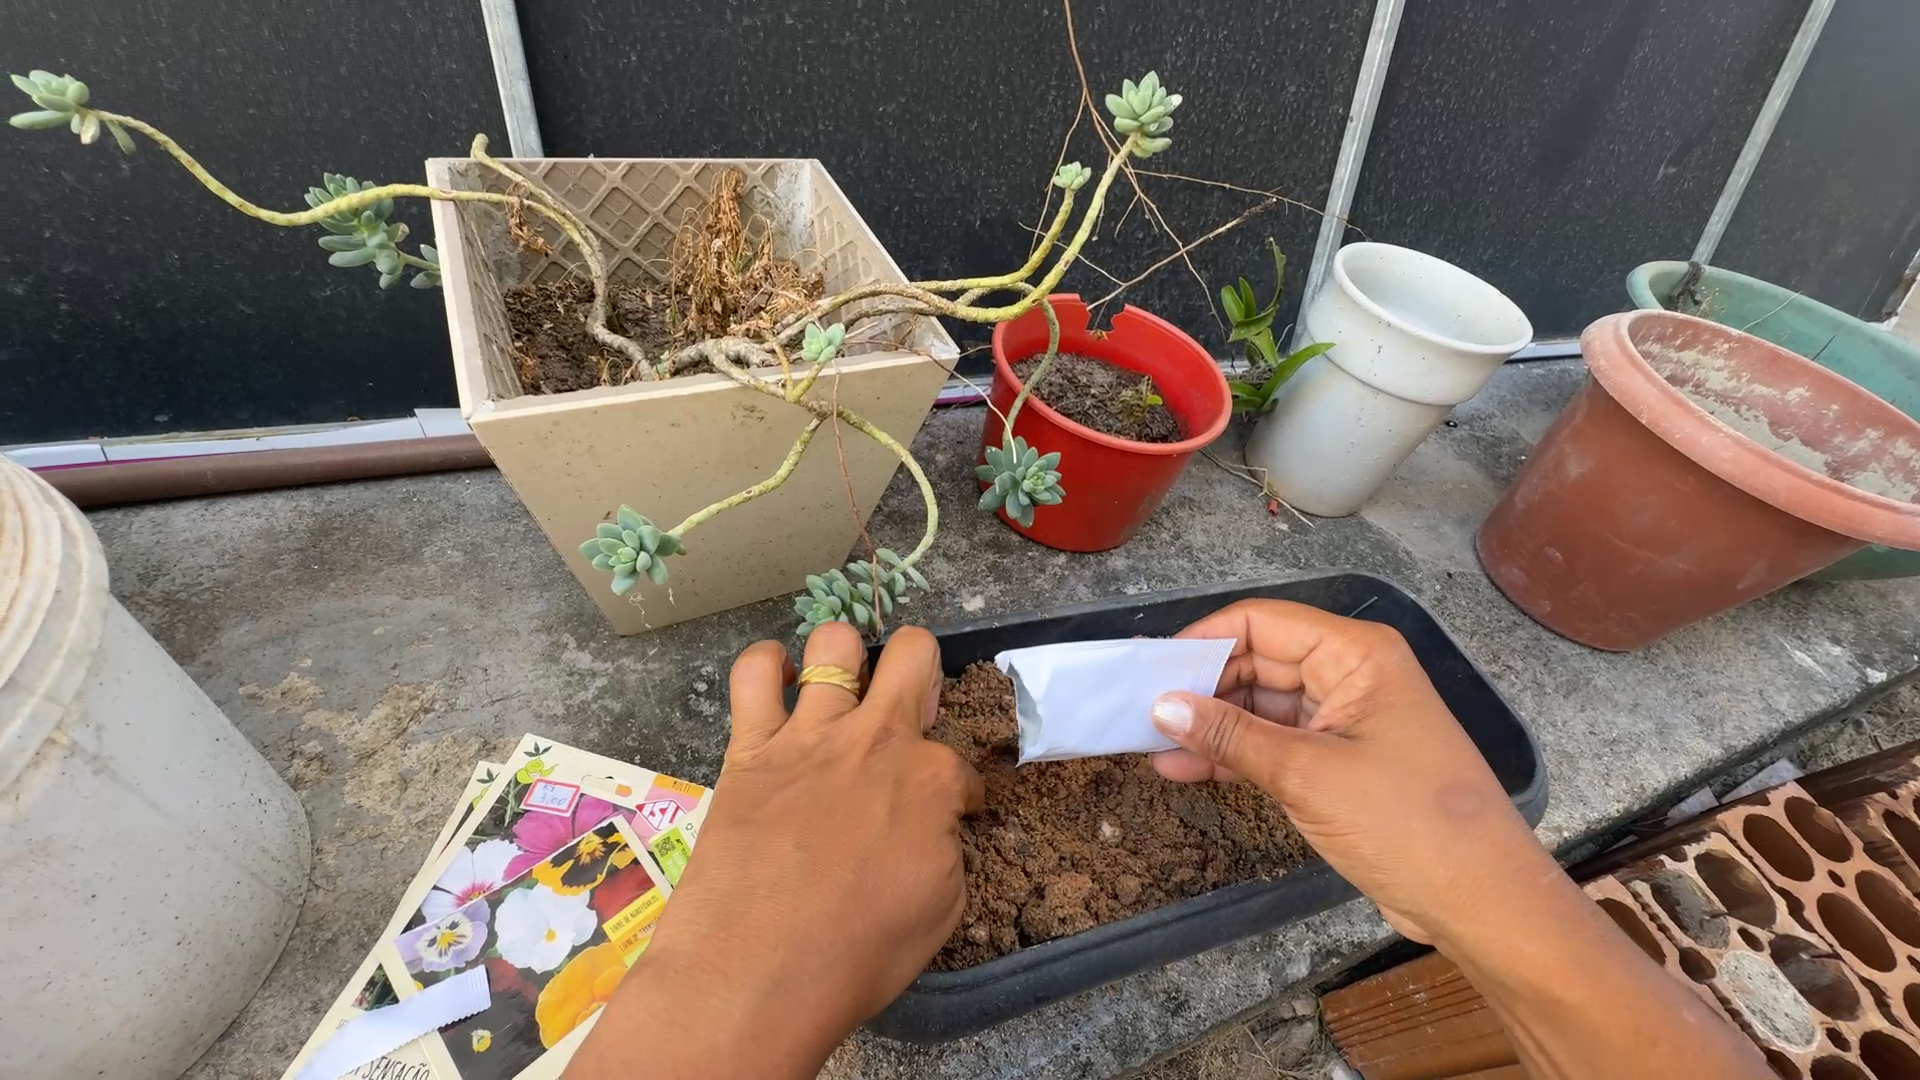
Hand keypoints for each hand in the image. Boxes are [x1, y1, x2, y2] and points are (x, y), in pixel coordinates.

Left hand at [570, 623, 982, 1079]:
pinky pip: (753, 674)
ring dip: (846, 656)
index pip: (962, 768)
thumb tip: (938, 822)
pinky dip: (766, 667)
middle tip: (908, 710)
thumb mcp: (941, 907)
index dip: (963, 796)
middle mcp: (876, 736)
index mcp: (929, 778)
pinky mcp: (750, 744)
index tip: (954, 815)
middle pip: (915, 653)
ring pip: (836, 642)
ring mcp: (810, 732)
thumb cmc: (857, 953)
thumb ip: (946, 845)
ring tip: (841, 687)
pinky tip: (776, 682)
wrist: (755, 972)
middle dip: (923, 669)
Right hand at [1149, 599, 1552, 946]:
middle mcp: (1346, 674)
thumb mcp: (1306, 773)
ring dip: (1210, 726)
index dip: (1203, 640)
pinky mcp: (1333, 758)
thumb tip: (1161, 706)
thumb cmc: (1407, 823)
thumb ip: (1229, 735)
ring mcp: (1339, 718)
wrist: (1484, 908)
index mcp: (1353, 654)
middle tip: (1143, 710)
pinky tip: (1183, 768)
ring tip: (1152, 743)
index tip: (1152, 669)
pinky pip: (1270, 741)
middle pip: (1254, 662)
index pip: (1260, 623)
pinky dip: (1231, 755)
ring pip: (1257, 705)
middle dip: (1201, 688)